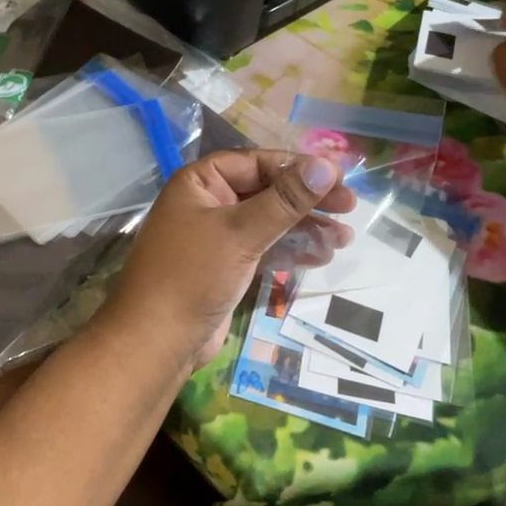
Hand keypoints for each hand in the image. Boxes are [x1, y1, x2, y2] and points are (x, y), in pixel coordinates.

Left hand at [106, 150, 356, 368]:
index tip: (338, 178)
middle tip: (350, 208)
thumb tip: (326, 166)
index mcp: (200, 183)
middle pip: (266, 191)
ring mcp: (216, 237)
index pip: (257, 162)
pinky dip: (291, 250)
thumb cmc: (192, 276)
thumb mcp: (241, 233)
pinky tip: (321, 257)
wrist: (156, 342)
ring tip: (344, 239)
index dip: (298, 168)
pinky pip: (264, 248)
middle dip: (307, 201)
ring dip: (305, 228)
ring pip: (269, 222)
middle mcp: (207, 203)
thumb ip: (285, 200)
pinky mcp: (226, 267)